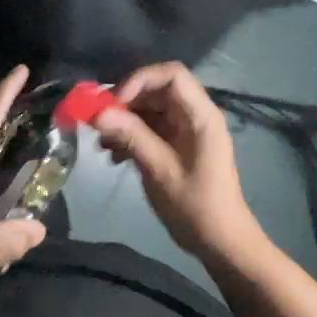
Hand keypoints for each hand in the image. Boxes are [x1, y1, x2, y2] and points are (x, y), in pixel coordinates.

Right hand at [92, 62, 263, 258]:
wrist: (219, 241)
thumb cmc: (196, 204)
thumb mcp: (160, 169)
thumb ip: (131, 136)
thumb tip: (97, 113)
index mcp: (201, 116)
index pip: (171, 75)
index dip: (139, 81)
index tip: (112, 104)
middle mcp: (194, 116)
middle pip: (155, 91)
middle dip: (124, 103)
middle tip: (97, 122)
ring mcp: (185, 131)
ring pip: (148, 110)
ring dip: (122, 122)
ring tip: (102, 144)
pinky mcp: (176, 146)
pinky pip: (149, 129)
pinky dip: (129, 137)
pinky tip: (114, 157)